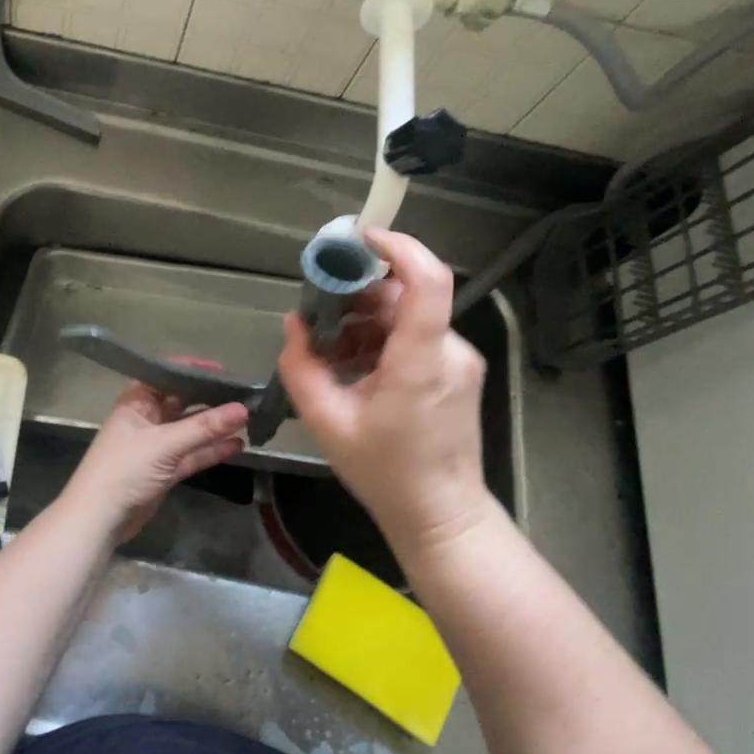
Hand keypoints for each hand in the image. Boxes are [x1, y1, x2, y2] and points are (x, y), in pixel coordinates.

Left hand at [64, 362, 249, 541]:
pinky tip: (238, 444)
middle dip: (211, 399)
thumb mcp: (164, 444)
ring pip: (191, 430)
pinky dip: (211, 449)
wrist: (100, 517)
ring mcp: (156, 445)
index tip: (225, 371)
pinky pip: (192, 454)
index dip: (194, 370)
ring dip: (215, 426)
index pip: (167, 375)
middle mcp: (147, 418)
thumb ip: (204, 428)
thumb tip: (244, 409)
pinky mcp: (165, 469)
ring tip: (249, 419)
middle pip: (183, 402)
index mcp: (137, 402)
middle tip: (246, 395)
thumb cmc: (124, 469)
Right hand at [276, 228, 490, 557]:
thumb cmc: (384, 472)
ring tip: (331, 349)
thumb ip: (302, 368)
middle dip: (359, 293)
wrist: (441, 514)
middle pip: (406, 296)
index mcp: (419, 363)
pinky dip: (381, 338)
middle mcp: (449, 352)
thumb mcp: (327, 423)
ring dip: (366, 319)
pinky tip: (355, 365)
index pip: (426, 283)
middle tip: (319, 310)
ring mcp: (459, 361)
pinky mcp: (457, 371)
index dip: (397, 248)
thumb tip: (294, 324)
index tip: (359, 238)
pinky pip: (416, 336)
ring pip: (408, 316)